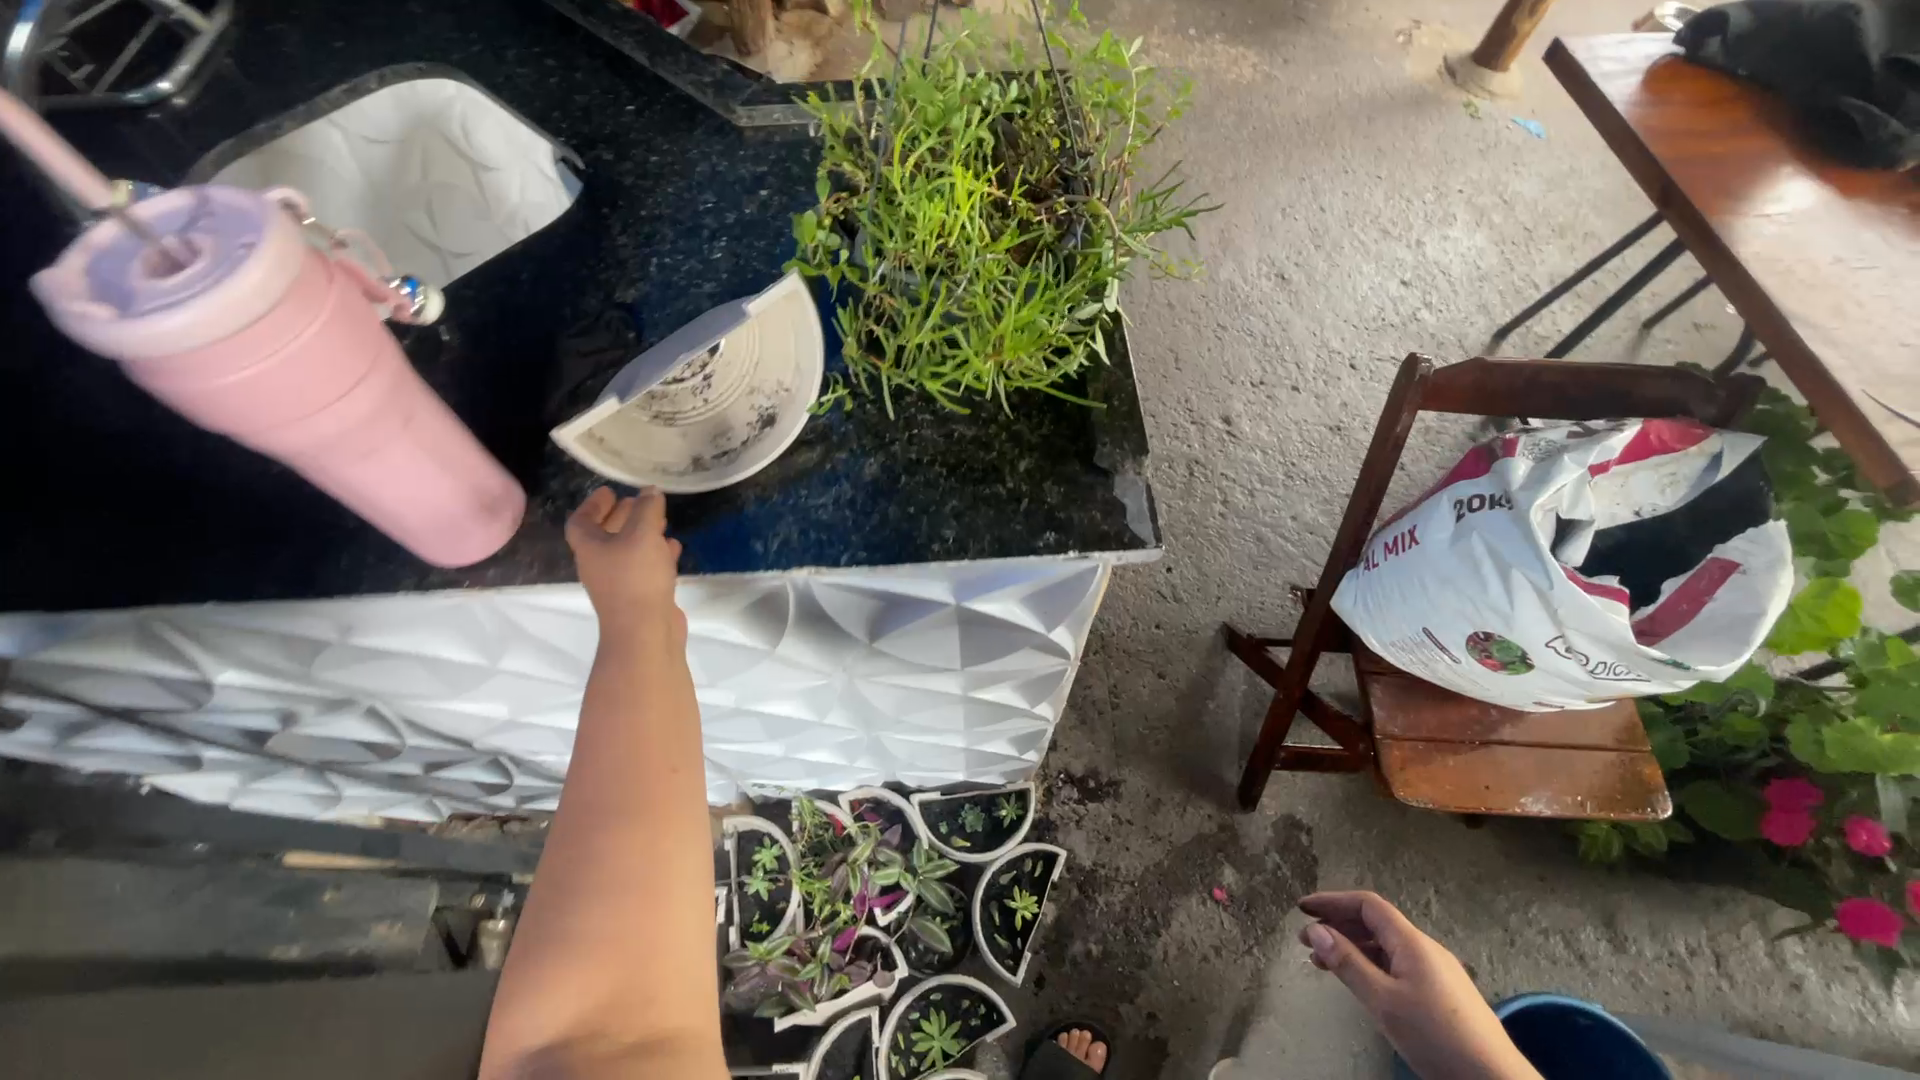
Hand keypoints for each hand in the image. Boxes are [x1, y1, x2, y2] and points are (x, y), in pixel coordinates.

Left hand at [566, 486, 684, 641]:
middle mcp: (600, 565)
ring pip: (628, 551)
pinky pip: (646, 567)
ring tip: (660, 520)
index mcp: (590, 548)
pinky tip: (673, 547)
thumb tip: (650, 492)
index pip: (581, 521)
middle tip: (638, 502)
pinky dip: (657, 553)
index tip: (610, 491)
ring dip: (642, 534)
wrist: (644, 631)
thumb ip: (647, 509)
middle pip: (605, 535)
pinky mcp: (640, 595)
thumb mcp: (642, 534)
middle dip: (621, 516)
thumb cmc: (636, 577)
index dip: (593, 504)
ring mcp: (620, 582)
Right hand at [1298, 891, 1540, 1079]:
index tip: (1303, 909)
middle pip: (1376, 923)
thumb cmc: (1436, 1037)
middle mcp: (1426, 949)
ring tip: (1322, 962)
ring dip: (1352, 947)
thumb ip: (1348, 964)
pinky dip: (1370, 965)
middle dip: (1338, 925)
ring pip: (1386, 946)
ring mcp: (1437, 972)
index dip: (1333, 901)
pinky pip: (1397, 965)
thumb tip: (1315, 931)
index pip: (1368, 905)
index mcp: (1413, 943)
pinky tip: (1359, 982)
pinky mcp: (1442, 994)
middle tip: (1305, 939)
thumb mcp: (1383, 1001)